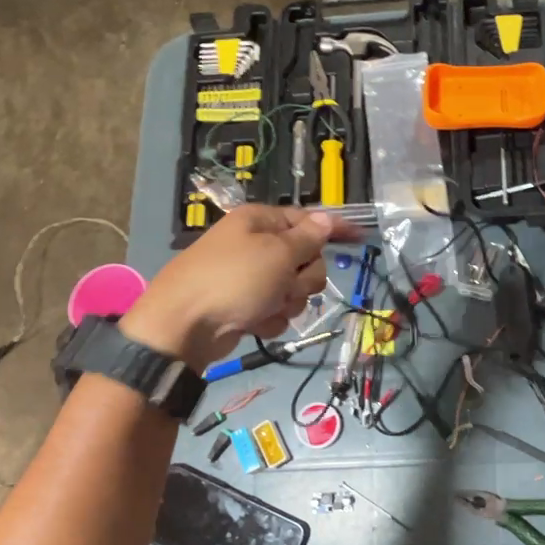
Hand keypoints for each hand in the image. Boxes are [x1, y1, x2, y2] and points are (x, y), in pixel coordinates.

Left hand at [118, 206, 359, 370]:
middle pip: (306, 259)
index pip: (308, 220)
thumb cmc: (234, 280)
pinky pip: (276, 310)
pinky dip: (270, 318)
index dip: (334, 229)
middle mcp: (256, 245)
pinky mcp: (246, 305)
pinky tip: (255, 323)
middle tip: (285, 285)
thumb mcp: (277, 253)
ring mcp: (250, 277)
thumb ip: (308, 238)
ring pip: (294, 289)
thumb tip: (326, 218)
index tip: (361, 237)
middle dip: (303, 278)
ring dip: (287, 302)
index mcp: (261, 222)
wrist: (184, 325)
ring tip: (266, 307)